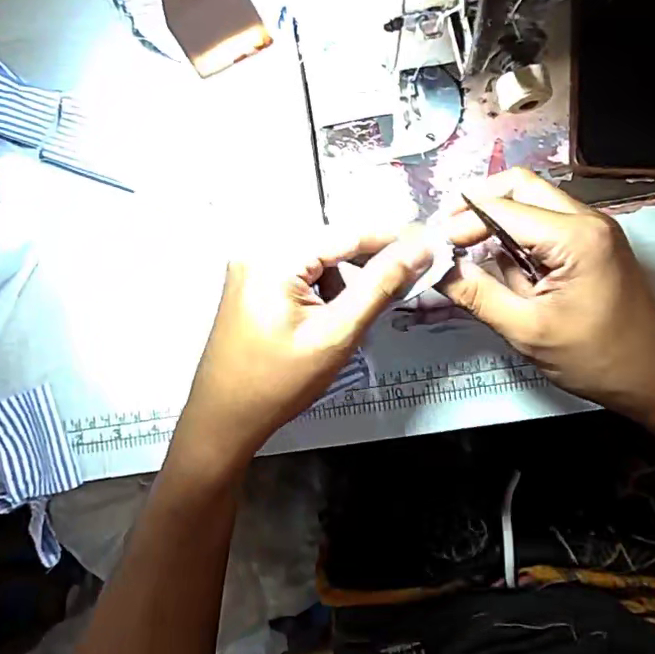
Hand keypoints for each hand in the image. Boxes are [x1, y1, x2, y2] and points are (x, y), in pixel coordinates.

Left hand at [179, 227, 433, 455]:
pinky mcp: (254, 281)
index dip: (393, 239)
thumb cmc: (277, 383)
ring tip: (362, 310)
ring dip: (348, 275)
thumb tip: (418, 249)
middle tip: (407, 279)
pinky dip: (327, 285)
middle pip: (333, 241)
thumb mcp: (337, 334)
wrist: (224, 420)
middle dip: (370, 260)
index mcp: (273, 257)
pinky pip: (303, 269)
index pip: (347, 233)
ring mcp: (252, 265)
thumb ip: (380, 286)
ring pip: (320, 256)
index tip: (430, 247)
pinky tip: (335, 314)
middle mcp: (258, 249)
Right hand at [436, 169, 654, 425]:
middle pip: (521, 186)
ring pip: (534, 203)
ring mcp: (595, 229)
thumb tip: (438, 268)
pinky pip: (548, 225)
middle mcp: (588, 219)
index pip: (503, 209)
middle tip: (448, 235)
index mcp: (576, 236)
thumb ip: (479, 295)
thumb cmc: (597, 359)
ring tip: (473, 256)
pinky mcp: (595, 244)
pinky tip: (507, 268)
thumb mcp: (528, 332)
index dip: (461, 222)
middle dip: (479, 204)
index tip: (433, 246)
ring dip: (500, 221)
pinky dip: (521, 237)